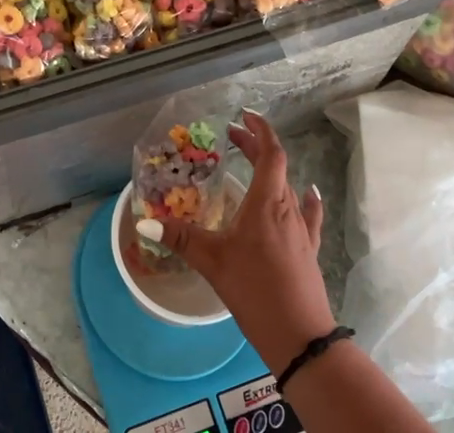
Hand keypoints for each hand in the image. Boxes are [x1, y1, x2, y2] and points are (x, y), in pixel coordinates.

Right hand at [138, 109, 335, 372]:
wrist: (300, 337)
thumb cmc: (255, 291)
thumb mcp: (212, 262)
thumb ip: (180, 238)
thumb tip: (144, 220)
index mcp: (266, 204)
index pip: (270, 154)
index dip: (260, 131)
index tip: (245, 116)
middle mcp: (287, 210)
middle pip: (277, 167)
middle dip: (256, 147)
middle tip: (234, 136)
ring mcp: (301, 231)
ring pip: (288, 188)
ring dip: (272, 170)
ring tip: (254, 162)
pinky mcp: (308, 251)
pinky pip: (307, 214)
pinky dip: (303, 198)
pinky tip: (307, 194)